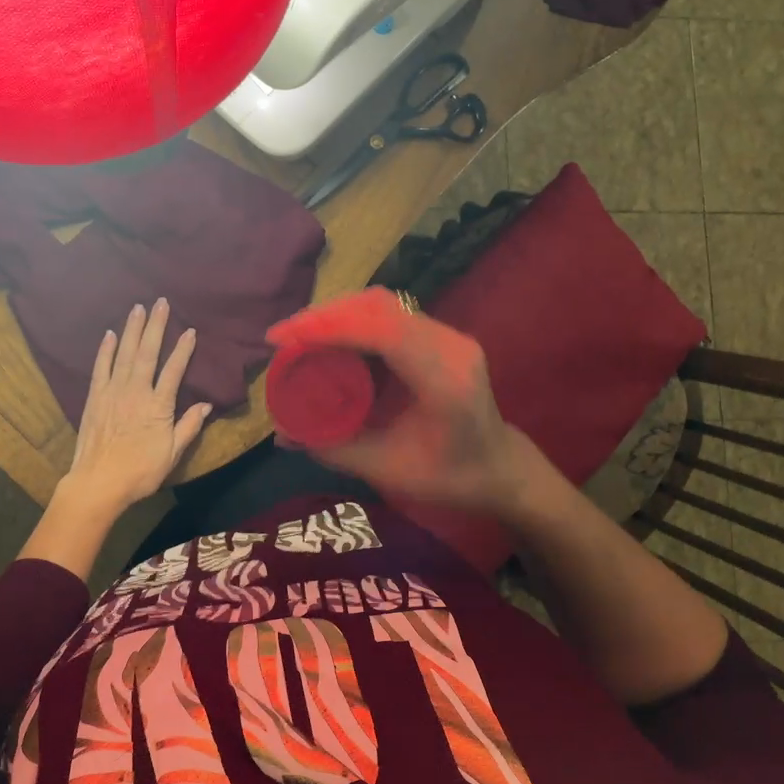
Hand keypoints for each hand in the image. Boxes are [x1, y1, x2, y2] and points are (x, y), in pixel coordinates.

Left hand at [59, 299, 212, 516]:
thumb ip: (189, 426)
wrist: (98, 483)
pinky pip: (101, 367)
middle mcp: (136, 392)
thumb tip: (207, 405)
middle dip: (155, 326)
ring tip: (138, 308)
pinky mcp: (95, 397)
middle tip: (161, 302)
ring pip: (124, 354)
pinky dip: (105, 349)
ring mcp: (113, 392)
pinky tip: (110, 334)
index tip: (190, 330)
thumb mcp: (172, 453)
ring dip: (132, 329)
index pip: (174, 370)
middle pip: (147, 352)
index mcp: (158, 406)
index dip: (183, 349)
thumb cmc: (140, 472)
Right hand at [265, 288, 543, 514]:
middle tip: (282, 337)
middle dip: (323, 316)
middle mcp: (450, 345)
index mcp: (444, 379)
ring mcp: (448, 335)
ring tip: (299, 336)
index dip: (327, 328)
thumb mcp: (388, 470)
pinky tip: (328, 339)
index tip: (282, 340)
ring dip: (336, 314)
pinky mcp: (441, 334)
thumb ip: (333, 450)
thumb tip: (281, 435)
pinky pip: (390, 314)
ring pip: (382, 305)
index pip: (380, 332)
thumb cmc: (451, 478)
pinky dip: (353, 321)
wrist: (502, 470)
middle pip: (377, 307)